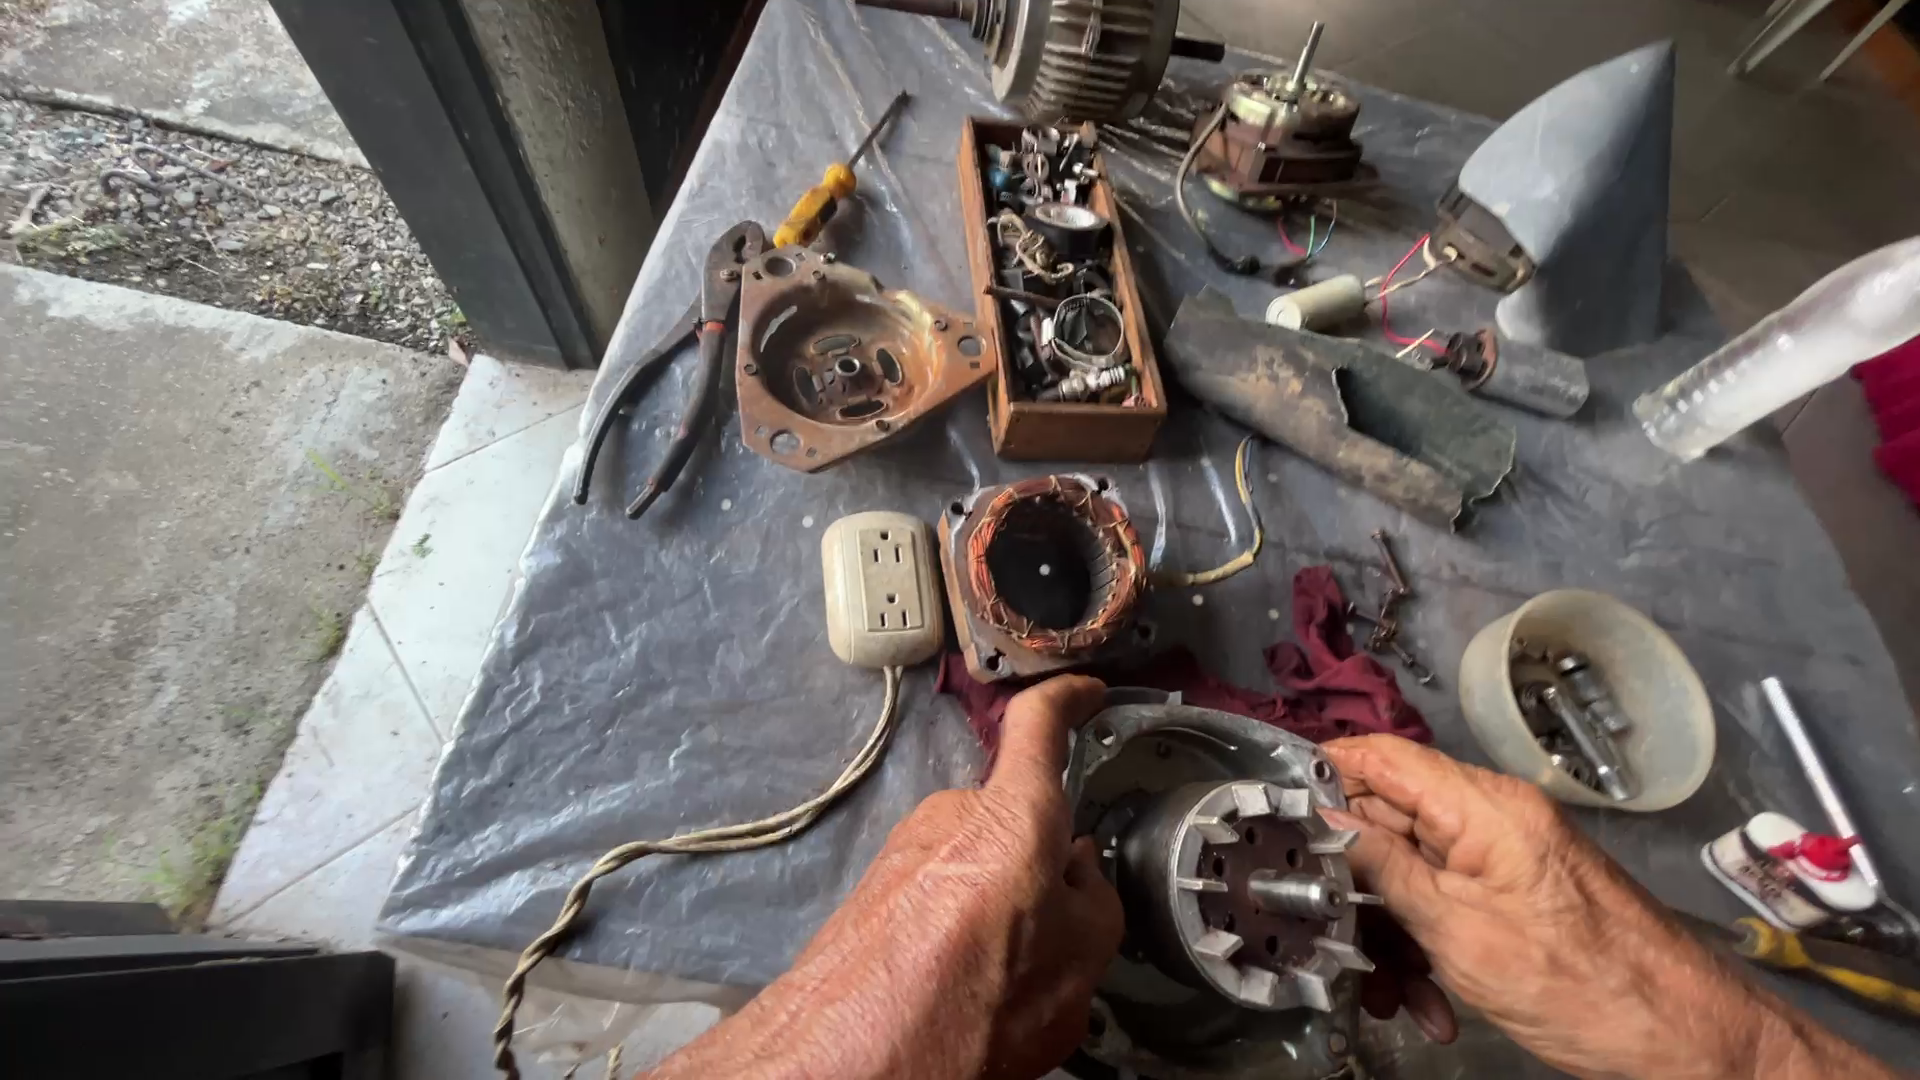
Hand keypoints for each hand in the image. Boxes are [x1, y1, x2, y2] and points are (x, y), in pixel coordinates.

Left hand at [644, 676, 1122, 1079]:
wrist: (847, 1059)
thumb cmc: (978, 1006)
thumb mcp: (1077, 965)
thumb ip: (1091, 898)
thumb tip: (1077, 864)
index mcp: (1013, 818)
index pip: (1038, 724)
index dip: (1068, 698)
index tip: (1089, 693)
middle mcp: (953, 810)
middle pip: (1012, 817)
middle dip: (1034, 861)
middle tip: (1047, 934)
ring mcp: (907, 843)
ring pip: (976, 857)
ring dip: (995, 898)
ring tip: (995, 976)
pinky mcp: (875, 878)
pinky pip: (938, 884)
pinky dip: (957, 918)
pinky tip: (952, 979)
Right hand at [1323, 735, 1895, 1079]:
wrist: (1705, 1055)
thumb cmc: (1585, 989)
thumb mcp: (1458, 931)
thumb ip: (1382, 866)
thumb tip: (1322, 821)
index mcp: (1481, 806)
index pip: (1382, 755)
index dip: (1325, 767)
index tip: (1279, 802)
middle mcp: (1487, 816)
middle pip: (1387, 820)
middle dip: (1356, 881)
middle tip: (1328, 926)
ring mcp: (1498, 853)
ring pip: (1409, 868)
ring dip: (1390, 929)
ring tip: (1392, 993)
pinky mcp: (1508, 887)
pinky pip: (1443, 896)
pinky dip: (1426, 943)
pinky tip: (1428, 1001)